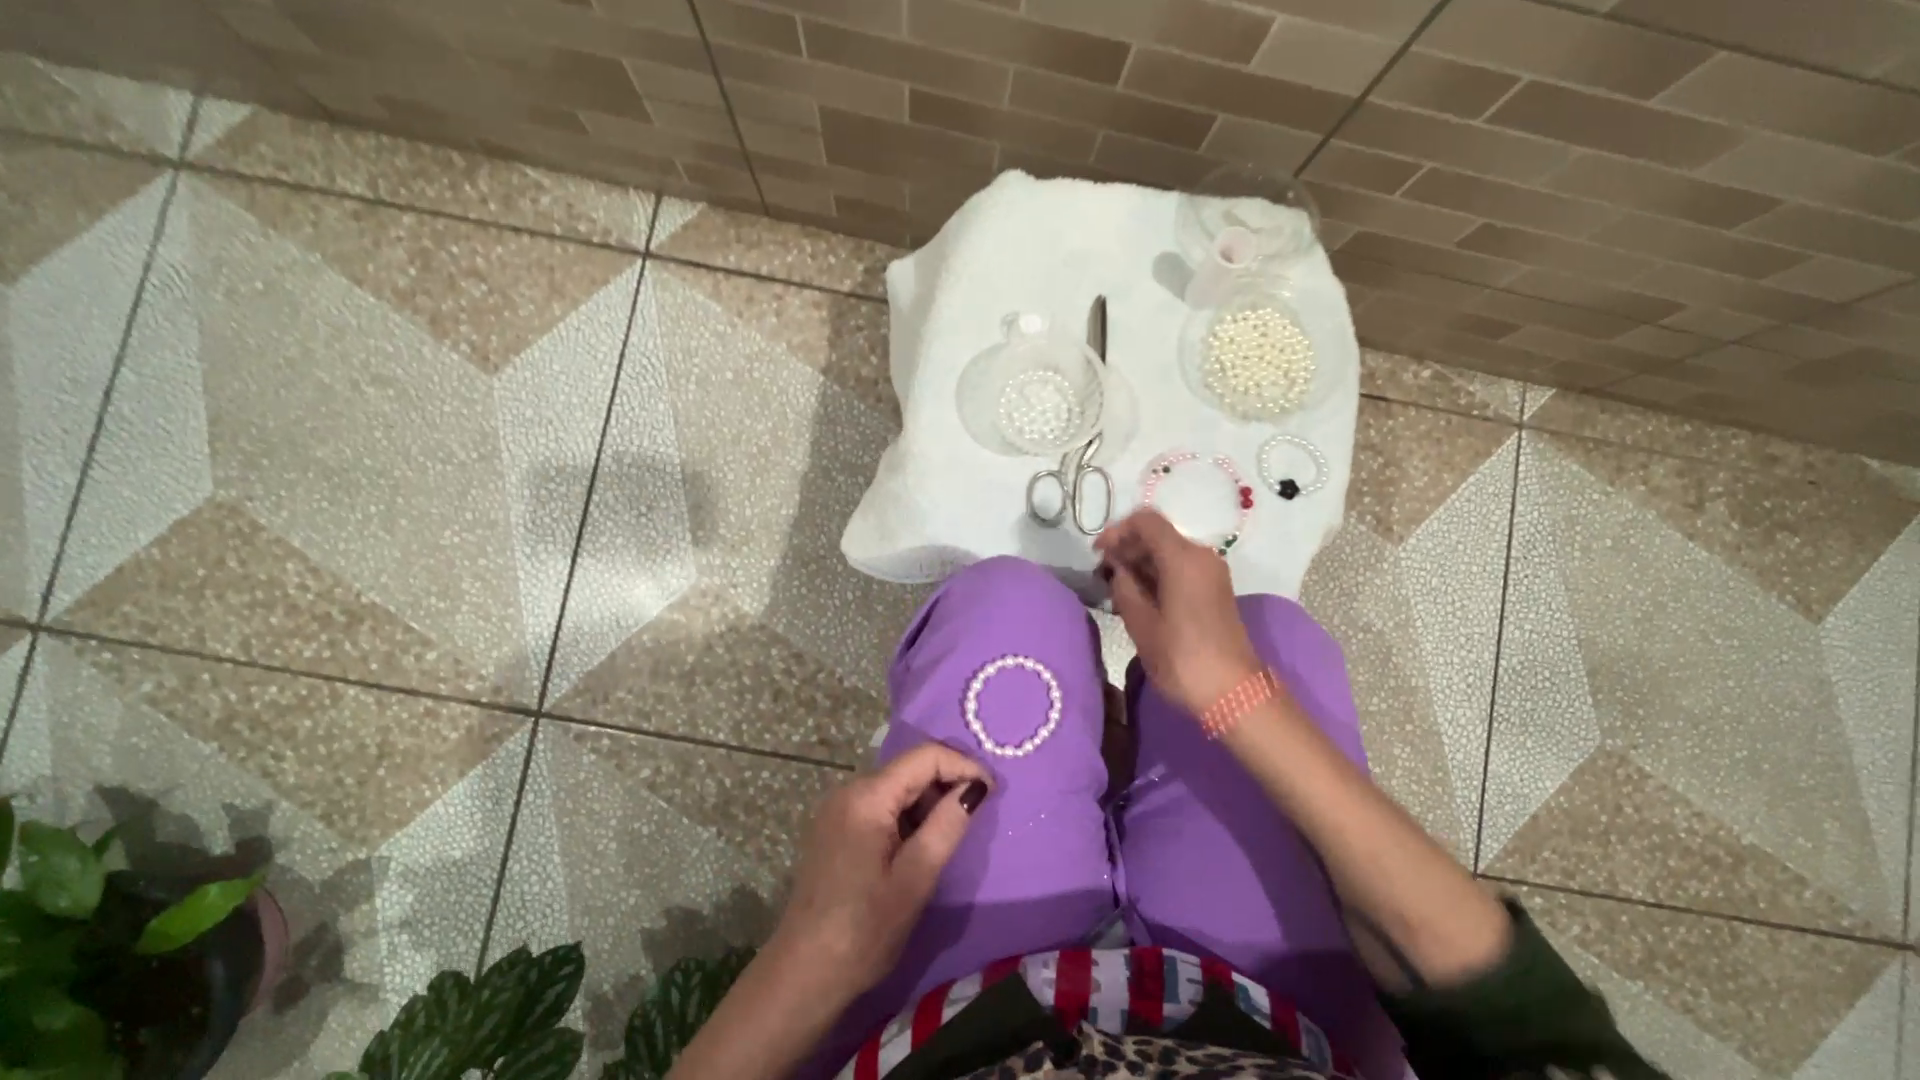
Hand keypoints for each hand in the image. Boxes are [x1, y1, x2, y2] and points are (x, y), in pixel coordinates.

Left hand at [769, 743, 990, 996]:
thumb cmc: (865, 928)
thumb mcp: (916, 878)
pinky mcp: (834, 830)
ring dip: (928, 802)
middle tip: (977, 818)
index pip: (924, 756)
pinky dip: (906, 816)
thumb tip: (975, 787)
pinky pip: (879, 806)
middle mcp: (847, 791)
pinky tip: (919, 847)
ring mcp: (837, 810)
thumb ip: (947, 825)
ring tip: (950, 837)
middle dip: (947, 783)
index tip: (993, 794)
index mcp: (866, 797)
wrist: (805, 972)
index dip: (963, 766)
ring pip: (895, 787)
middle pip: (908, 768)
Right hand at [1095, 509, 1262, 716]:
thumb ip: (1124, 587)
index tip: (1097, 555)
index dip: (1117, 531)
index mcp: (1183, 558)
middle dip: (1127, 549)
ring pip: (1169, 553)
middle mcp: (1201, 556)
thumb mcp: (1141, 624)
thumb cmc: (1182, 659)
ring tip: (1116, 589)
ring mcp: (1211, 573)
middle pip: (1158, 535)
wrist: (1233, 693)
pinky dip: (1157, 575)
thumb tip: (1118, 569)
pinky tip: (1139, 599)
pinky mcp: (1214, 590)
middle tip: (1101, 575)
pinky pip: (1180, 569)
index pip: (1146, 521)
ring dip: (1141, 564)